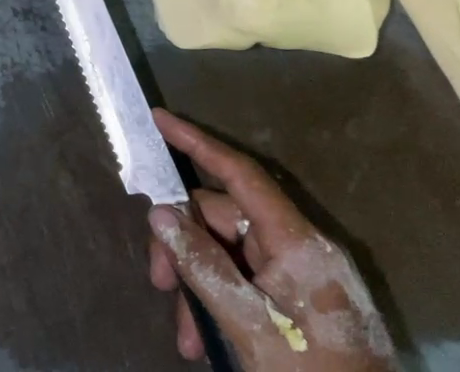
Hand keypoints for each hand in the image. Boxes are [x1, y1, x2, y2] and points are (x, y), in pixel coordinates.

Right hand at [147, 109, 395, 370]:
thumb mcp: (248, 324)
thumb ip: (202, 264)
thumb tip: (159, 212)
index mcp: (298, 243)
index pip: (241, 175)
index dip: (198, 144)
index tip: (159, 120)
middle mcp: (300, 248)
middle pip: (221, 218)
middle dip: (183, 247)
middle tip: (159, 283)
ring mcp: (300, 274)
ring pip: (225, 252)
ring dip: (196, 284)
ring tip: (186, 334)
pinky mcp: (297, 298)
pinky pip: (242, 279)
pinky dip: (216, 301)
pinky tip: (203, 338)